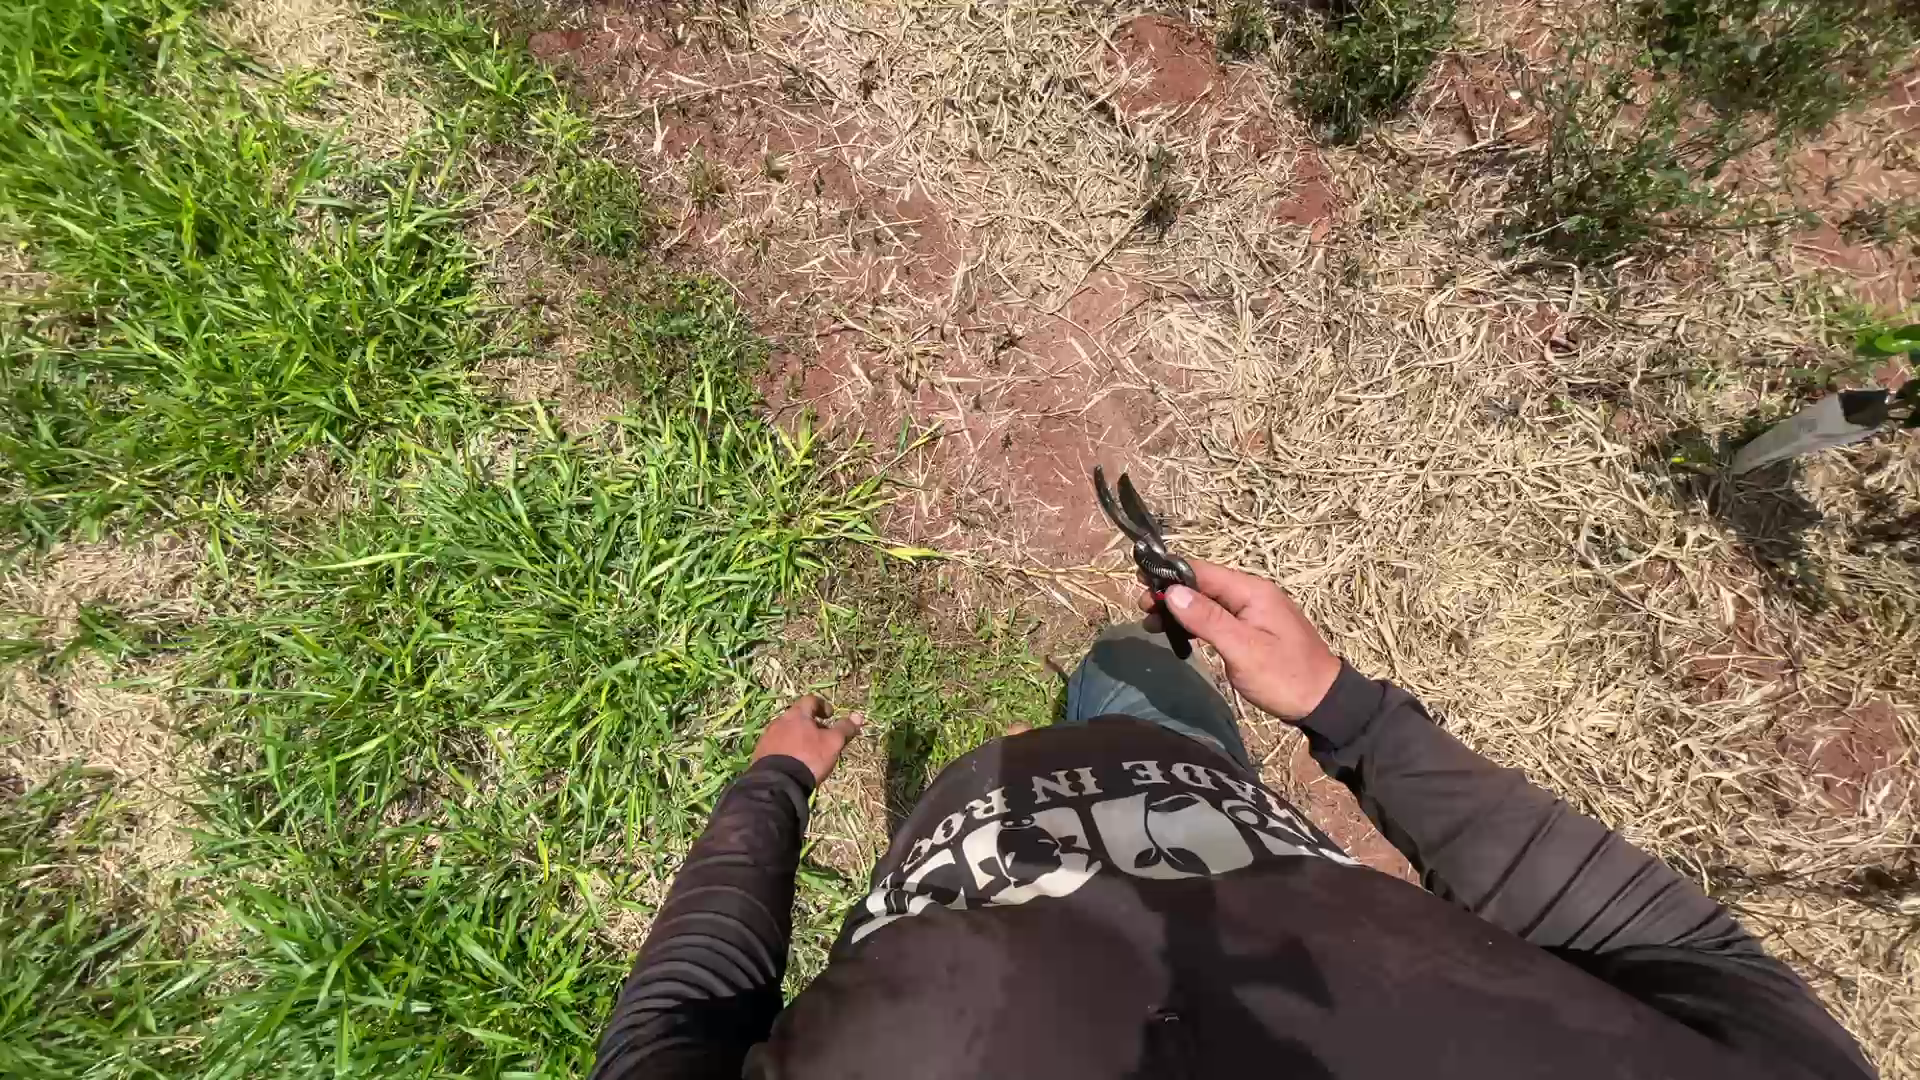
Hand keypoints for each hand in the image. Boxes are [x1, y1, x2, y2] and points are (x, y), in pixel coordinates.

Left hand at [751, 695, 864, 783]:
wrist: (777, 783)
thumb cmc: (808, 758)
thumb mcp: (832, 743)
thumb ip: (845, 728)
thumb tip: (858, 716)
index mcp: (797, 715)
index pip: (811, 700)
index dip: (823, 706)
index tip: (830, 716)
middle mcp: (779, 722)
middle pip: (797, 717)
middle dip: (810, 724)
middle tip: (821, 737)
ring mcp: (767, 738)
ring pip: (786, 732)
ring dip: (797, 738)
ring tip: (807, 753)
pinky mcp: (759, 754)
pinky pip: (776, 747)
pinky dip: (786, 750)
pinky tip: (792, 763)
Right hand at [1138, 559, 1340, 721]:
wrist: (1324, 703)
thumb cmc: (1284, 676)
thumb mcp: (1243, 649)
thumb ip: (1208, 619)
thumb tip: (1173, 592)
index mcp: (1251, 591)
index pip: (1202, 571)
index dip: (1169, 574)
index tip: (1140, 581)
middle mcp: (1250, 594)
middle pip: (1201, 584)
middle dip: (1170, 593)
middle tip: (1143, 610)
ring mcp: (1251, 611)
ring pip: (1205, 601)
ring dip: (1178, 609)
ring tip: (1152, 623)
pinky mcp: (1249, 628)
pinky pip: (1214, 616)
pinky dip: (1193, 622)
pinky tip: (1176, 633)